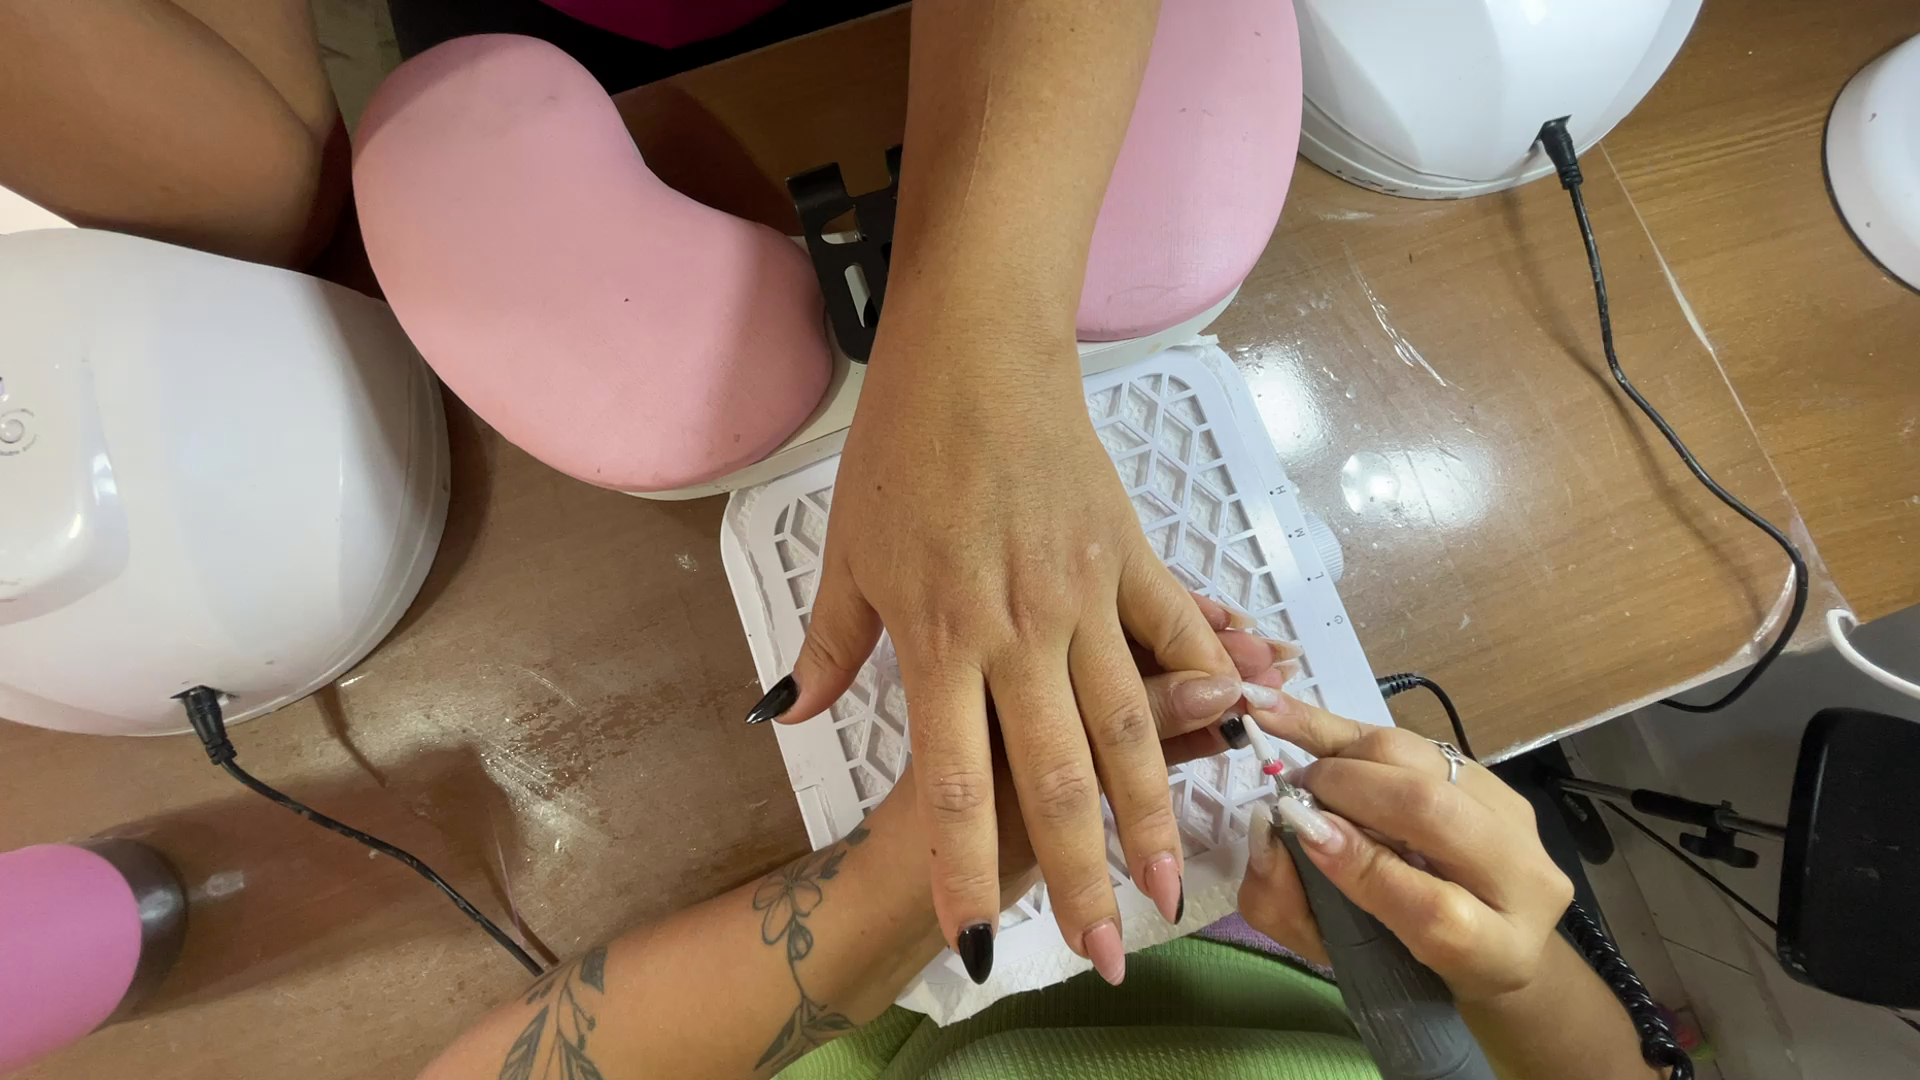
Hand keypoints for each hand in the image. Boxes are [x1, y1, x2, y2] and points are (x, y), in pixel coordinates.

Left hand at [749, 312, 1238, 984]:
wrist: (977, 355)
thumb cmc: (901, 449)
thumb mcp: (848, 550)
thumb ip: (826, 646)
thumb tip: (787, 717)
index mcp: (940, 636)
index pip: (951, 781)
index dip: (962, 870)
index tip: (976, 942)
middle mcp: (1021, 633)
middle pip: (1057, 777)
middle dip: (1079, 878)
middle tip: (1105, 958)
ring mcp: (1087, 595)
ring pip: (1131, 725)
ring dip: (1154, 812)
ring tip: (1174, 885)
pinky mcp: (1130, 555)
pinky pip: (1177, 630)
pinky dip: (1212, 680)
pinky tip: (1247, 726)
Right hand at [1236, 697, 1573, 1001]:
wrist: (1474, 925)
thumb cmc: (1391, 947)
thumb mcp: (1329, 947)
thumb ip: (1285, 903)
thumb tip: (1271, 830)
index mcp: (1492, 950)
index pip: (1433, 908)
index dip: (1359, 864)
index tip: (1298, 829)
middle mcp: (1520, 877)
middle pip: (1430, 809)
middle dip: (1344, 789)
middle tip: (1292, 795)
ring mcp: (1506, 812)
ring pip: (1412, 757)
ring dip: (1341, 757)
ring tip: (1302, 775)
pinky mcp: (1480, 770)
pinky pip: (1399, 736)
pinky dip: (1333, 726)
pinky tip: (1278, 710)